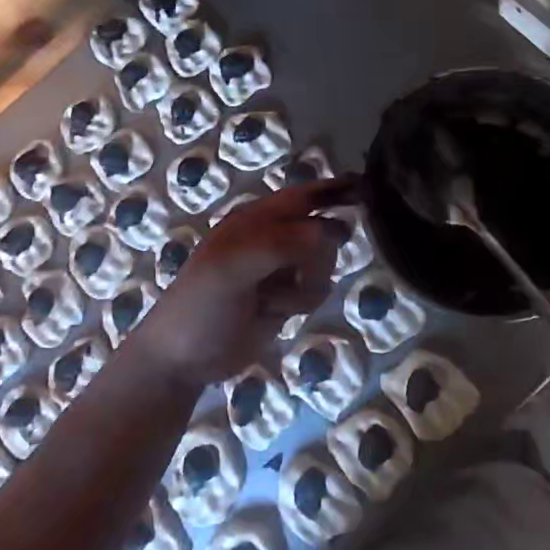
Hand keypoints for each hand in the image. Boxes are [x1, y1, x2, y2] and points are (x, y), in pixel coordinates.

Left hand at [130, 179, 354, 389]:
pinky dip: (301, 302)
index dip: (333, 190)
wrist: (182, 359)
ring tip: (273, 299)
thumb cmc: (200, 306)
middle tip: (300, 273)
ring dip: (306, 284)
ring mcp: (279, 269)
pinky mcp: (285, 298)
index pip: (302, 196)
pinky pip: (315, 290)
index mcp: (253, 221)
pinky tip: (274, 312)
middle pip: (321, 231)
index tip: (367, 190)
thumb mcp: (230, 269)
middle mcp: (270, 239)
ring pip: (322, 264)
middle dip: (318, 254)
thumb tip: (330, 231)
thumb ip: (279, 245)